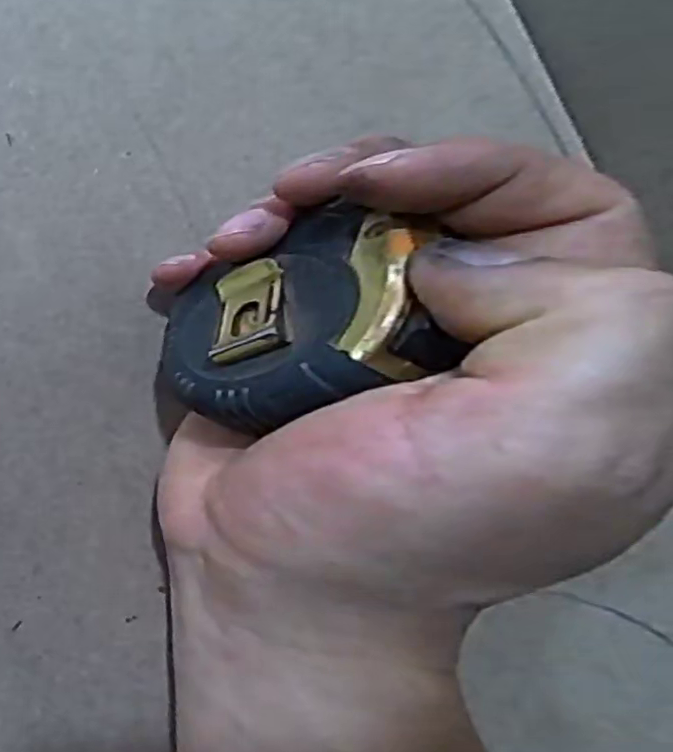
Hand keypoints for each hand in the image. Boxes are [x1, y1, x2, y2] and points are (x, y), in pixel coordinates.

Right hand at [150, 137, 672, 654]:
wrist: (267, 582)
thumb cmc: (405, 522)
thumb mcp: (560, 434)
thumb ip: (578, 314)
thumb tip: (442, 259)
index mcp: (559, 340)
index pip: (545, 209)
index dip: (462, 169)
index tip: (366, 180)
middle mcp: (451, 328)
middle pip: (415, 208)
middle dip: (346, 183)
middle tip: (280, 197)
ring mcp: (343, 342)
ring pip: (316, 240)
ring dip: (261, 222)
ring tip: (217, 247)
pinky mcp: (259, 357)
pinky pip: (239, 289)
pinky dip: (202, 269)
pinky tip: (173, 276)